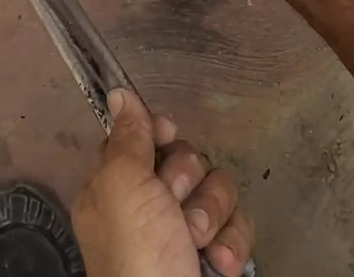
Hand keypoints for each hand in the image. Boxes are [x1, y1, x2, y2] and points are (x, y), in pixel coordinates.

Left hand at [72, 89, 254, 276]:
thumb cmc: (137, 253)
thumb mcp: (121, 186)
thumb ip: (127, 137)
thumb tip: (119, 92)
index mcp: (115, 188)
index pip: (141, 136)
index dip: (158, 132)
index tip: (165, 135)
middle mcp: (148, 206)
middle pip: (186, 158)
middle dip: (188, 180)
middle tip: (174, 206)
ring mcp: (185, 231)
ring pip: (217, 186)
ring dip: (211, 214)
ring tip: (197, 243)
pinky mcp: (217, 252)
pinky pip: (238, 221)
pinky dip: (231, 242)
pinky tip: (218, 263)